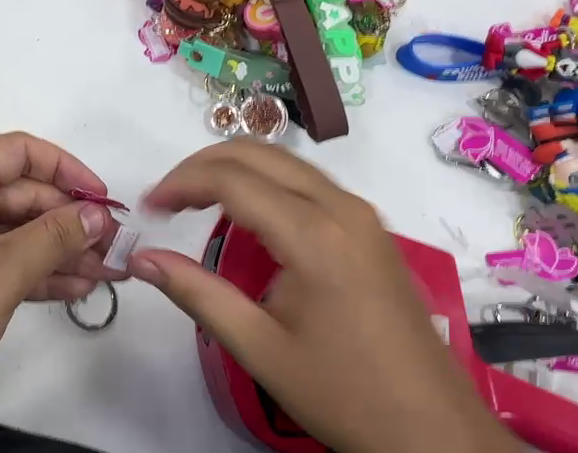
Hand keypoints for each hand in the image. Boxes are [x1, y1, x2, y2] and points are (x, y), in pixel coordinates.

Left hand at [0, 133, 124, 451]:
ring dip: (64, 247)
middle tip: (116, 244)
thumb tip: (99, 215)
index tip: (103, 198)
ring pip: (21, 228)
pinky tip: (82, 286)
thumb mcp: (4, 269)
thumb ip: (56, 236)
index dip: (65, 168)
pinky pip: (11, 256)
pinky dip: (43, 269)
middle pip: (24, 192)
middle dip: (70, 218)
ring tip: (111, 270)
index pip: (19, 151)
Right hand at [129, 141, 513, 452]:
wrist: (436, 434)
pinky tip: (246, 215)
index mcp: (313, 234)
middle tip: (166, 200)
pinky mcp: (369, 227)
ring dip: (234, 168)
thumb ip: (196, 293)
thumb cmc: (345, 395)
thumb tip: (141, 258)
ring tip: (195, 202)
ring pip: (283, 160)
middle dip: (202, 166)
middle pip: (256, 153)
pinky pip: (306, 179)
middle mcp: (339, 207)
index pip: (231, 179)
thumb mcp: (260, 349)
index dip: (181, 184)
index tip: (148, 208)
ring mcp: (360, 213)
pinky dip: (264, 180)